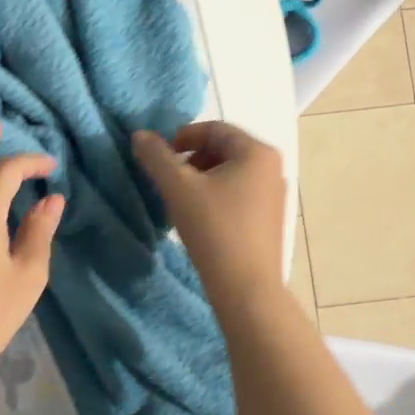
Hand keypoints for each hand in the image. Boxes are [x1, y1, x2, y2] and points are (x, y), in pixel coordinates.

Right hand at [132, 122, 285, 302]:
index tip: (159, 158)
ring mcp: (275, 194)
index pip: (214, 128)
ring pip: (230, 172)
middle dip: (191, 159)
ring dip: (201, 178)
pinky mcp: (271, 218)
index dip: (181, 137)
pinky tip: (200, 219)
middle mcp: (273, 167)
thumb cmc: (213, 229)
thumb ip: (156, 156)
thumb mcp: (178, 188)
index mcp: (257, 152)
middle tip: (169, 180)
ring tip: (181, 200)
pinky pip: (239, 193)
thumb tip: (139, 135)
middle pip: (224, 149)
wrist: (246, 286)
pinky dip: (216, 195)